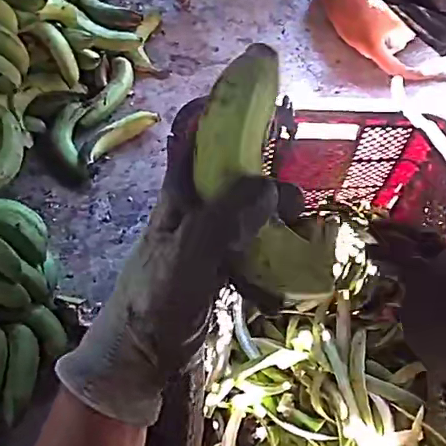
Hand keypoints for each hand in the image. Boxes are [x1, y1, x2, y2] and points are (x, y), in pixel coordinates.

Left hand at [54, 100, 279, 424]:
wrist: (142, 359)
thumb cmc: (156, 302)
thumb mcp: (190, 256)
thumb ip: (225, 219)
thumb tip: (270, 186)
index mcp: (181, 193)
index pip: (195, 132)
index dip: (221, 103)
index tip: (256, 86)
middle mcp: (199, 207)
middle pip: (237, 166)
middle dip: (270, 166)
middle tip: (297, 185)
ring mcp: (214, 237)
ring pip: (254, 205)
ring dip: (282, 211)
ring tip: (303, 231)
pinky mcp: (226, 265)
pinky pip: (261, 241)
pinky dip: (282, 243)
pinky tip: (296, 258)